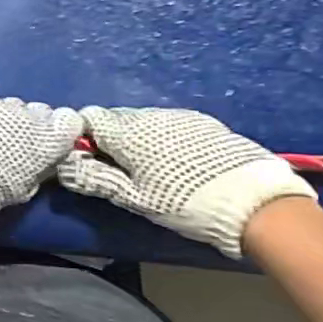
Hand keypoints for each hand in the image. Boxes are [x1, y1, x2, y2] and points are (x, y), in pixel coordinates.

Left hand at [0, 98, 84, 227]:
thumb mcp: (29, 182)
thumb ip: (42, 165)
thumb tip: (47, 160)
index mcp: (50, 135)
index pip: (69, 121)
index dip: (59, 131)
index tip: (50, 141)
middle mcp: (29, 113)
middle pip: (39, 111)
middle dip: (33, 124)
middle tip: (19, 141)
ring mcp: (0, 105)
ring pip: (12, 107)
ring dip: (8, 119)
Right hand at [57, 106, 314, 257]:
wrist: (258, 205)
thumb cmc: (184, 202)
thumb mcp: (134, 198)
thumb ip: (95, 178)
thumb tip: (64, 166)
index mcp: (128, 132)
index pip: (90, 118)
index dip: (86, 138)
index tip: (92, 160)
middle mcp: (151, 116)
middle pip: (116, 118)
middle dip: (111, 138)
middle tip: (121, 168)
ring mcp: (181, 117)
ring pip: (144, 120)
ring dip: (138, 138)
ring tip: (151, 166)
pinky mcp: (206, 123)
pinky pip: (170, 124)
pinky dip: (163, 138)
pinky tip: (177, 161)